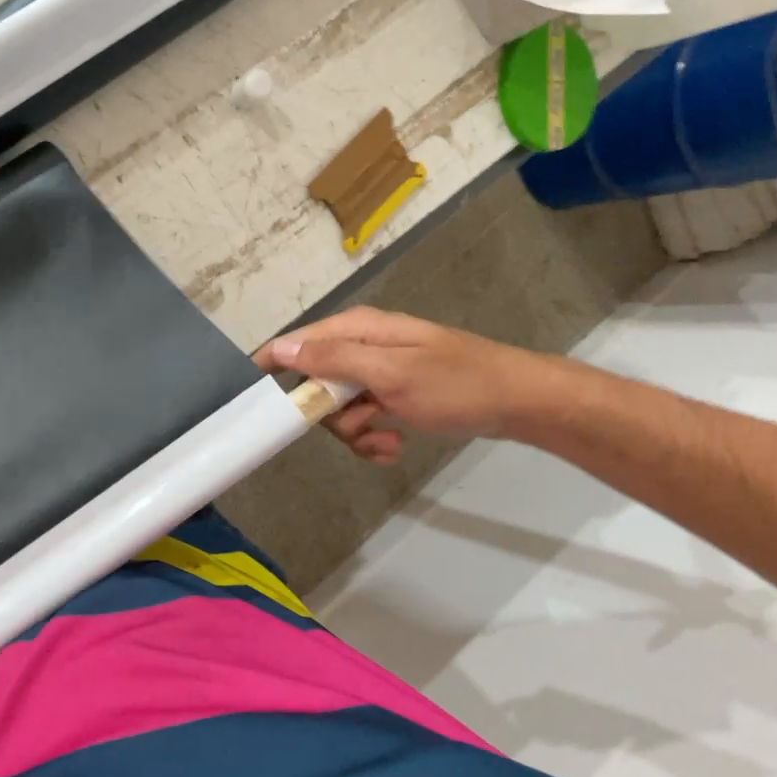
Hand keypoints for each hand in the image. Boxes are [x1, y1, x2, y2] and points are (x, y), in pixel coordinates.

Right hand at [252, 307, 559, 464]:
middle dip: (330, 415)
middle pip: (315, 384)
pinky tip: (394, 445)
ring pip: (338, 408)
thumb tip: (281, 348)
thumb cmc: (456, 384)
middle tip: (359, 427)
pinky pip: (363, 418)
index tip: (257, 403)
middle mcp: (362, 346)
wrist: (520, 402)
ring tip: (388, 442)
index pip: (294, 343)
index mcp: (357, 330)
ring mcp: (379, 371)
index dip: (272, 368)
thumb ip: (333, 359)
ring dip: (356, 432)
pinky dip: (373, 437)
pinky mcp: (393, 394)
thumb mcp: (390, 372)